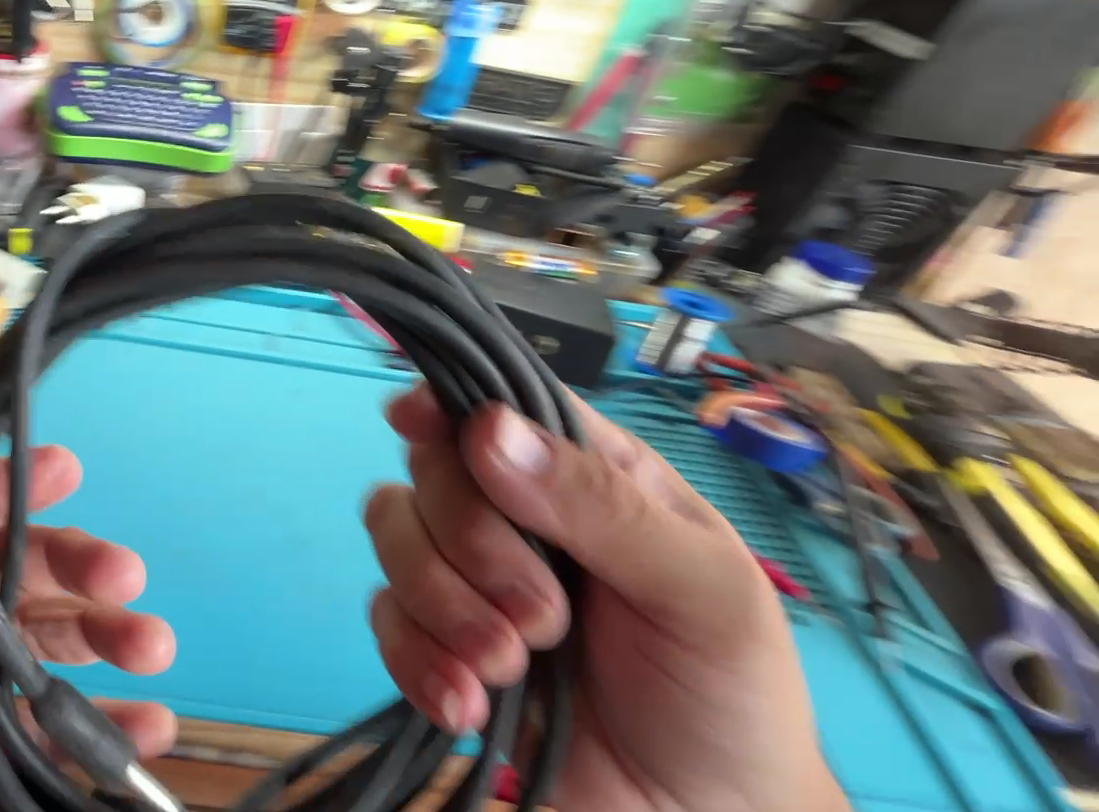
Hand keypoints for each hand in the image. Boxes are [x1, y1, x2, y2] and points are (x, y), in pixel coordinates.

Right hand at [365, 388, 846, 811]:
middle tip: (544, 618)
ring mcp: (464, 573)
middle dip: (472, 545)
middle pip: (430, 468)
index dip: (447, 403)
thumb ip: (602, 504)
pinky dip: (415, 659)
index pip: (497, 404)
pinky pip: (383, 615)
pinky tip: (468, 705)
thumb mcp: (702, 591)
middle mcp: (509, 508)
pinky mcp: (432, 637)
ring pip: (391, 532)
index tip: (415, 422)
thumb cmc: (725, 692)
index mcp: (581, 473)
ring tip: (509, 667)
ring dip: (442, 606)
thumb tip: (483, 427)